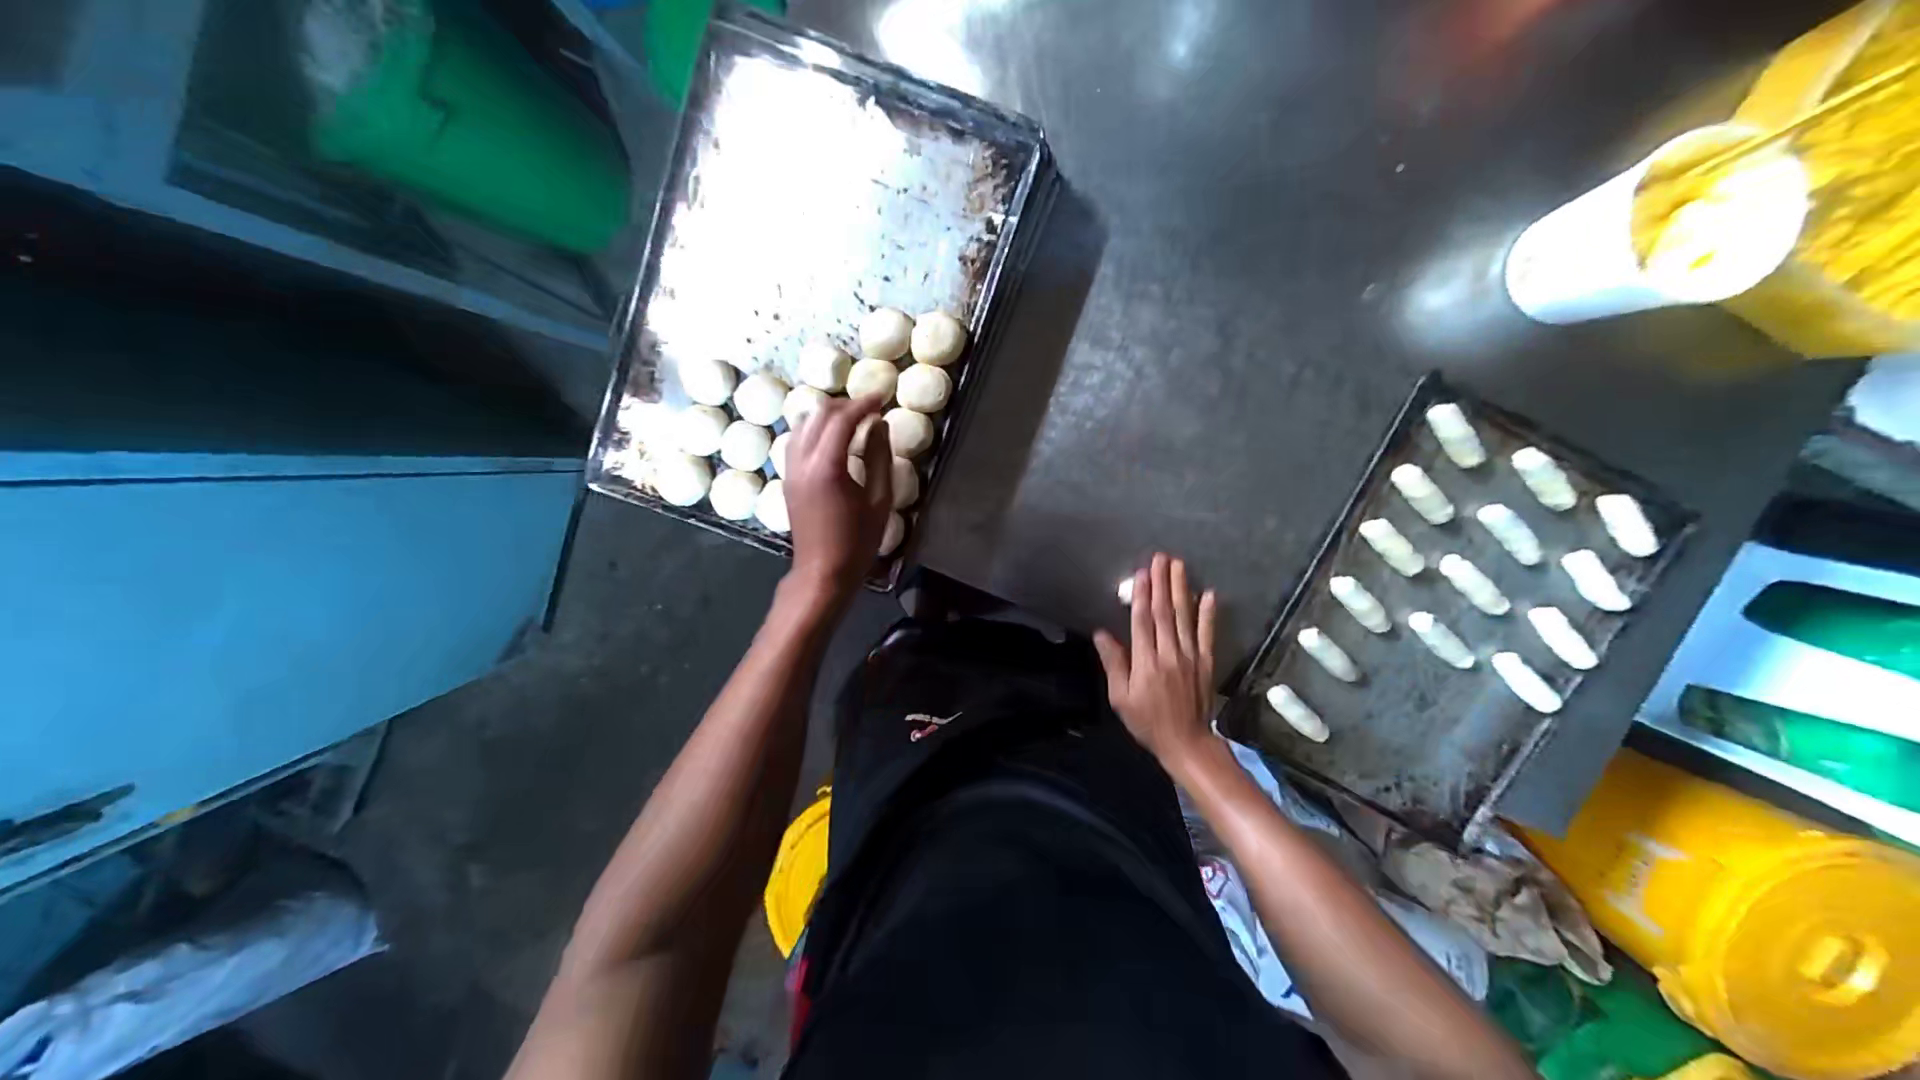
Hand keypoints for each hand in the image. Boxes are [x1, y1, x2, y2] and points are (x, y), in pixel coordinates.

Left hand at [782, 394, 892, 596]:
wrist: (822, 572)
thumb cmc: (857, 541)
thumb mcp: (880, 500)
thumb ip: (880, 457)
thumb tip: (879, 425)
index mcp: (827, 467)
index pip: (841, 420)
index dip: (863, 404)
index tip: (882, 397)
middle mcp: (802, 462)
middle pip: (818, 415)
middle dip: (845, 405)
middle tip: (870, 408)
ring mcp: (790, 470)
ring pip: (803, 424)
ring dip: (827, 415)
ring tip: (852, 420)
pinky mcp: (787, 479)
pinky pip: (796, 441)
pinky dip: (814, 430)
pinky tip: (832, 439)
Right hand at [1093, 553, 1217, 768]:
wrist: (1186, 742)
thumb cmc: (1147, 722)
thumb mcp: (1120, 697)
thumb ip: (1114, 664)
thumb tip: (1102, 634)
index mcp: (1146, 662)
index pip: (1143, 621)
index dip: (1143, 595)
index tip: (1141, 573)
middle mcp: (1170, 653)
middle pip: (1166, 612)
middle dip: (1162, 583)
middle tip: (1160, 558)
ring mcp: (1191, 656)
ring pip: (1185, 617)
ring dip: (1181, 589)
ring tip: (1179, 566)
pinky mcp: (1206, 662)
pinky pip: (1207, 633)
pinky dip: (1208, 613)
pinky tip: (1208, 594)